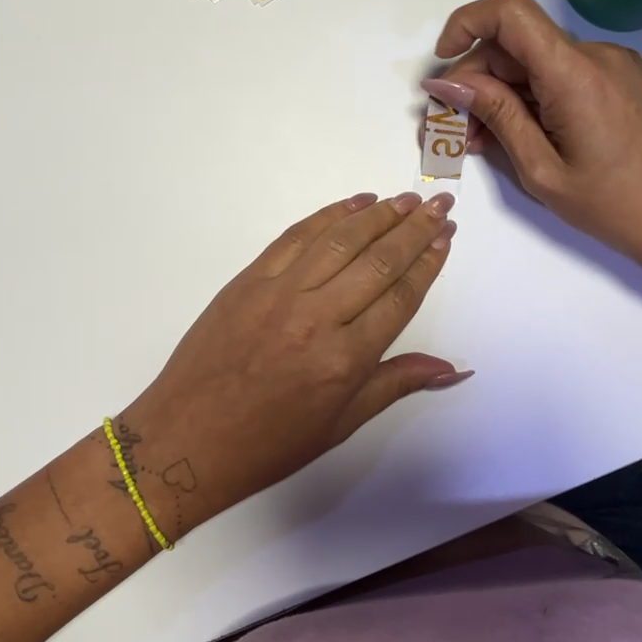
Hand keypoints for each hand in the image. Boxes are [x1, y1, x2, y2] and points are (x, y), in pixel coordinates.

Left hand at [117, 193, 466, 538]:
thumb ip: (396, 383)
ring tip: (405, 199)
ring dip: (377, 215)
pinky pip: (295, 237)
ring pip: (339, 240)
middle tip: (440, 203)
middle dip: (414, 228)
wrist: (187, 439)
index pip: (400, 296)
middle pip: (377, 260)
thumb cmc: (269, 443)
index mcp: (344, 359)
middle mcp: (316, 317)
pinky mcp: (248, 279)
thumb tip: (454, 368)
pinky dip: (327, 215)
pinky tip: (353, 203)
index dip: (428, 263)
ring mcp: (279, 292)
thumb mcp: (340, 423)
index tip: (447, 236)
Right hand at [422, 0, 641, 278]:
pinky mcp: (620, 78)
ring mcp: (612, 64)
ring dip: (500, 93)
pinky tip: (515, 133)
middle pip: (516, 44)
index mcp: (575, 73)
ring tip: (478, 141)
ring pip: (535, 61)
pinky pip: (560, 73)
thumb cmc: (612, 206)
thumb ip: (494, 114)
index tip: (443, 66)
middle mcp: (596, 54)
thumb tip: (444, 84)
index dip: (466, 25)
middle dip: (475, 79)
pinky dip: (529, 96)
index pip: (510, 12)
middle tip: (451, 129)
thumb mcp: (540, 168)